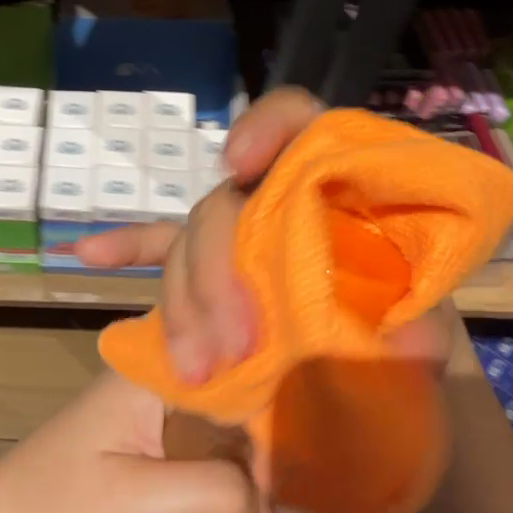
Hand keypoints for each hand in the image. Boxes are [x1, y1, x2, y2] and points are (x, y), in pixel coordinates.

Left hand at [0, 371, 273, 512]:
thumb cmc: (64, 505)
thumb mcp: (142, 502)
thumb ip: (214, 493)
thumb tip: (269, 512)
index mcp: (152, 370)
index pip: (233, 364)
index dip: (274, 407)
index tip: (301, 461)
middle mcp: (158, 373)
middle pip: (235, 389)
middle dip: (266, 443)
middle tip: (281, 504)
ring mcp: (155, 402)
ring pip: (226, 419)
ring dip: (249, 464)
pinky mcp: (153, 432)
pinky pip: (208, 440)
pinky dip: (228, 473)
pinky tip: (242, 509)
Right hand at [75, 87, 455, 380]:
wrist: (391, 386)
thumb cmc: (410, 350)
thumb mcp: (427, 336)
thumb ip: (413, 328)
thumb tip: (399, 339)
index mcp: (342, 191)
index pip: (305, 126)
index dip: (271, 128)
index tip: (242, 166)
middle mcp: (282, 197)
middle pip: (227, 204)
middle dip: (219, 270)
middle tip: (235, 343)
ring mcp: (241, 228)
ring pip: (188, 241)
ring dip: (183, 301)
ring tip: (194, 367)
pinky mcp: (211, 263)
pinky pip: (158, 246)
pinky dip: (128, 248)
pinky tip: (86, 253)